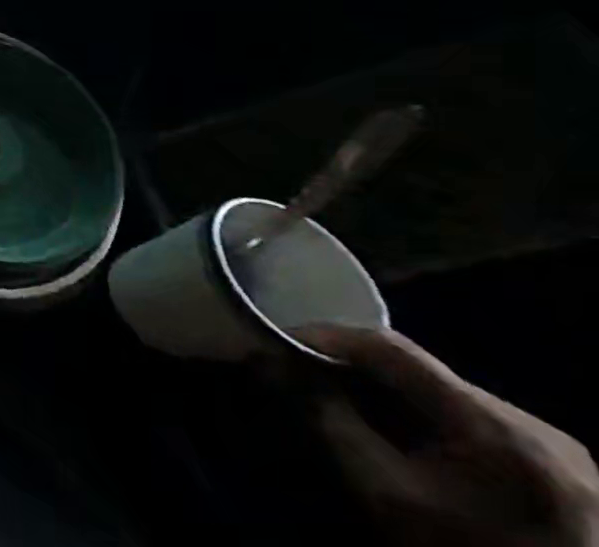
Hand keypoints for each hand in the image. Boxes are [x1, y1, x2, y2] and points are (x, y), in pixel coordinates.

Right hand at [302, 326, 598, 546]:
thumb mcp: (386, 493)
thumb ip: (329, 422)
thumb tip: (272, 363)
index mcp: (494, 424)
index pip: (391, 347)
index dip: (324, 335)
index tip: (274, 340)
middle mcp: (532, 422)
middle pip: (417, 370)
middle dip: (349, 368)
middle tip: (297, 376)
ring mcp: (552, 445)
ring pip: (438, 392)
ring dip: (380, 393)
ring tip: (335, 404)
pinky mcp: (556, 465)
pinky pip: (465, 418)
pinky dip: (416, 417)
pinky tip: (393, 435)